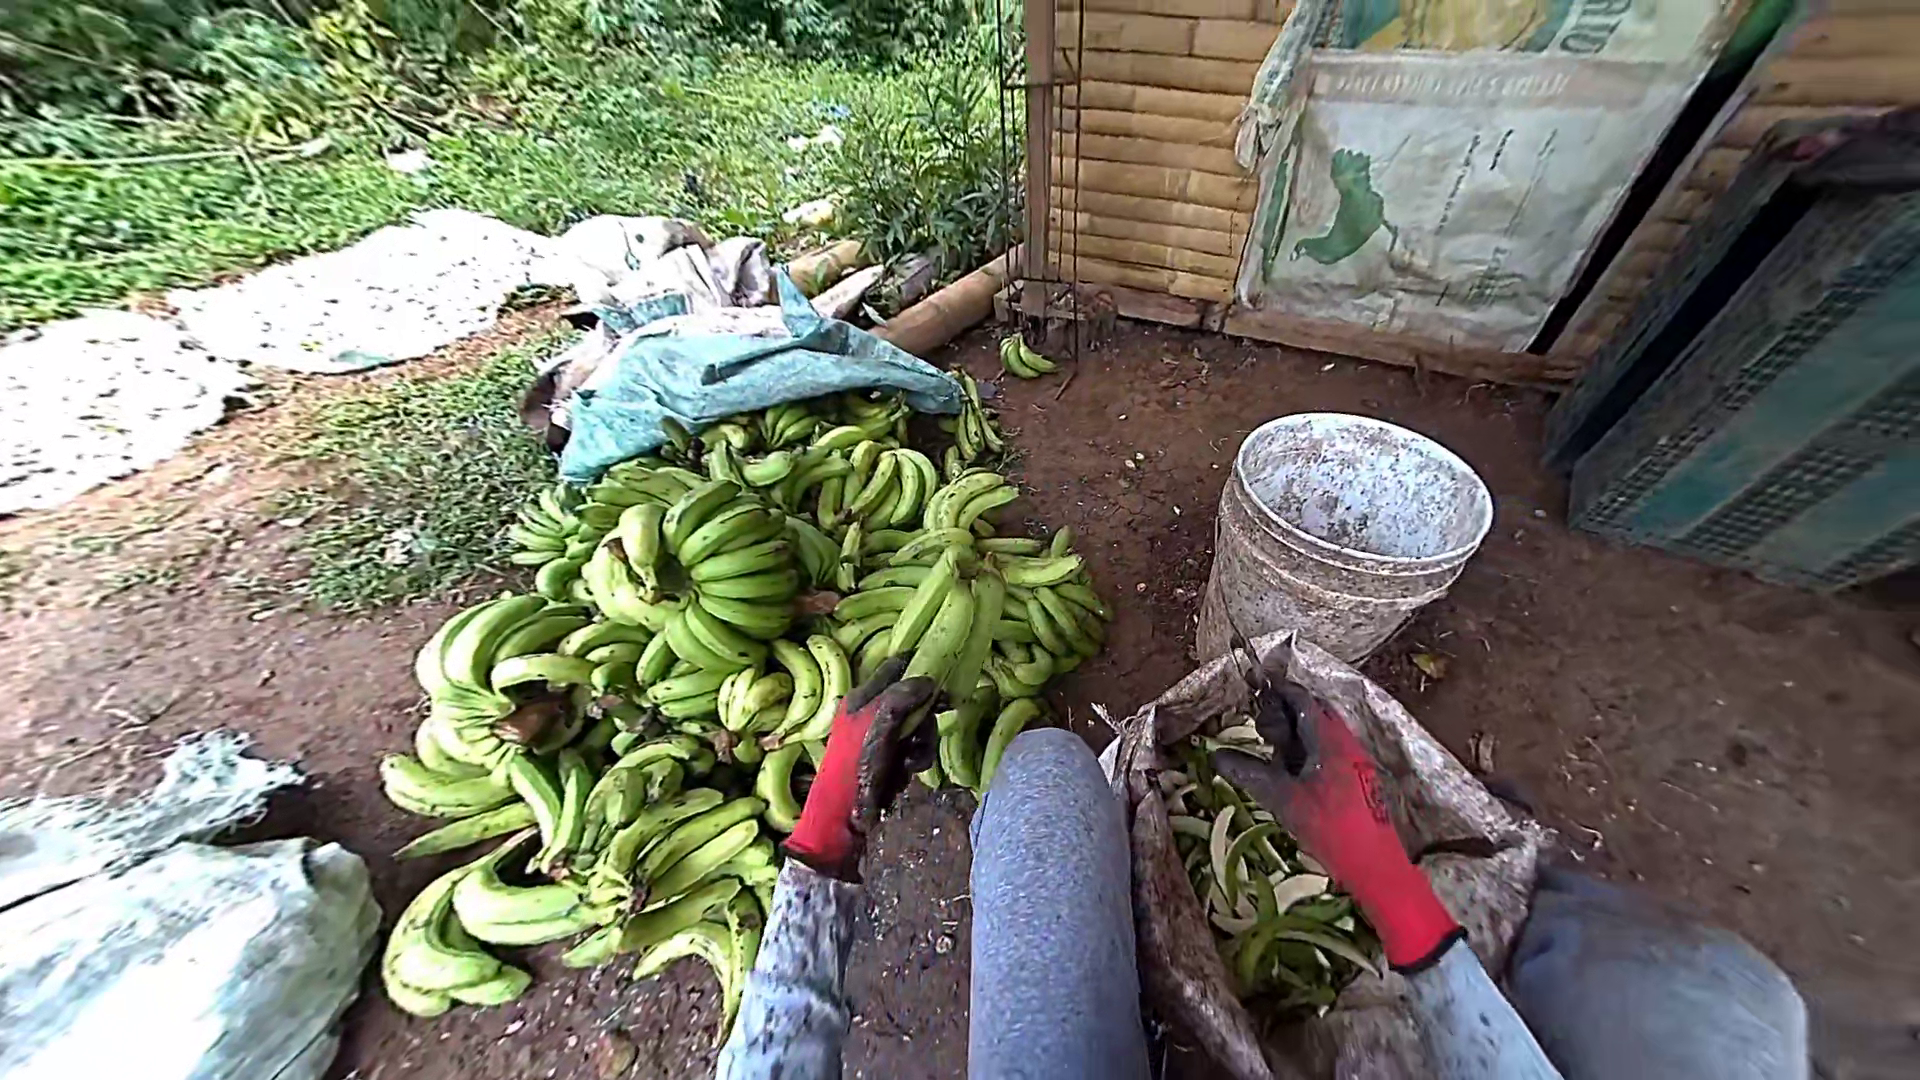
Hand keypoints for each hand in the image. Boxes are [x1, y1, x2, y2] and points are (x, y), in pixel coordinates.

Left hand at [783, 656, 936, 880]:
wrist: (842, 820)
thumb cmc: (856, 766)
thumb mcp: (879, 723)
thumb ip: (903, 696)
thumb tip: (929, 680)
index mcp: (863, 697)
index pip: (896, 667)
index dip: (919, 665)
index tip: (944, 672)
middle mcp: (872, 713)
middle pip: (915, 699)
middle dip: (925, 717)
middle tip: (929, 729)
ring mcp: (881, 737)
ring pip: (919, 727)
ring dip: (921, 746)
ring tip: (909, 764)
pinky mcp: (889, 760)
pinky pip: (914, 751)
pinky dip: (914, 762)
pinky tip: (905, 774)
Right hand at [1213, 681, 1462, 971]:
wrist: (1378, 869)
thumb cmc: (1330, 827)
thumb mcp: (1281, 798)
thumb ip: (1248, 772)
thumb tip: (1215, 755)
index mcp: (1329, 740)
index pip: (1302, 700)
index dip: (1279, 689)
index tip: (1258, 685)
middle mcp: (1346, 744)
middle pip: (1315, 711)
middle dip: (1287, 708)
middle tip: (1261, 719)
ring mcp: (1355, 761)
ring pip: (1323, 731)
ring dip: (1297, 729)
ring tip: (1272, 743)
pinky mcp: (1358, 779)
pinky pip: (1329, 749)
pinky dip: (1307, 747)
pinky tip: (1291, 768)